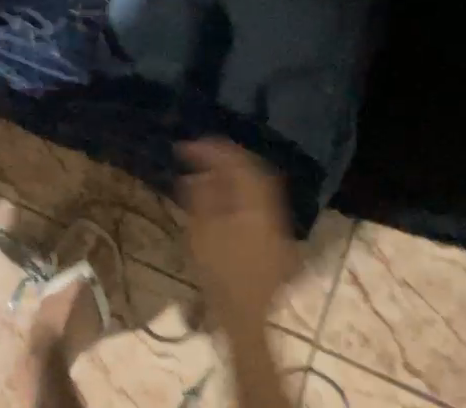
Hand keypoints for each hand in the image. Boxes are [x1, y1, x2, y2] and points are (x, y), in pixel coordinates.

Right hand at [176, 138, 300, 325]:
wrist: (246, 319)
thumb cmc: (220, 276)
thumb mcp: (201, 232)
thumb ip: (200, 197)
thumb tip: (196, 173)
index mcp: (255, 205)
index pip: (238, 164)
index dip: (212, 150)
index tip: (187, 147)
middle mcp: (272, 211)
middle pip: (253, 172)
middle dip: (226, 159)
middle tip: (199, 154)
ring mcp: (278, 228)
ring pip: (258, 188)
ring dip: (233, 176)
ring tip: (206, 175)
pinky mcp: (276, 243)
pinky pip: (259, 204)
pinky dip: (240, 194)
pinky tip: (222, 201)